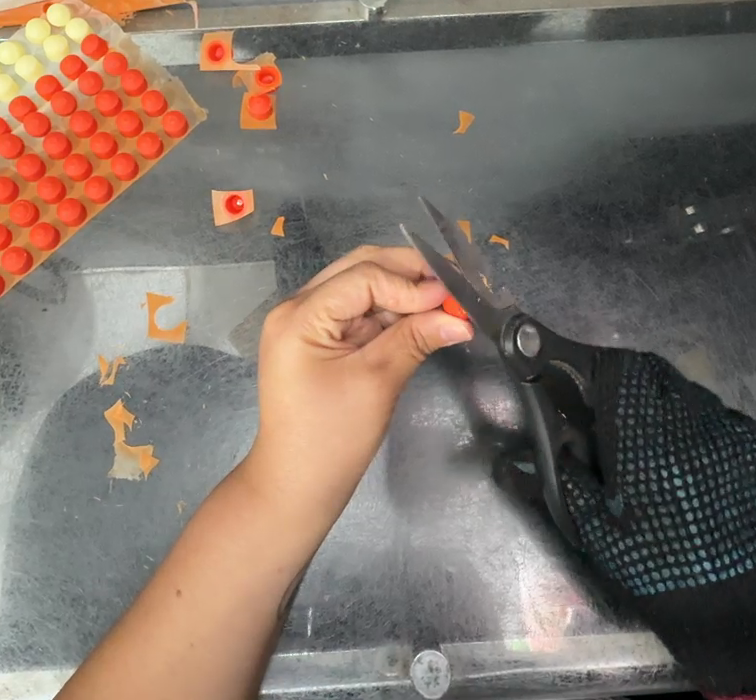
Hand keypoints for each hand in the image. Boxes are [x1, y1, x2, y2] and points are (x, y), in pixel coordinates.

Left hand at [240, 246, 474, 519]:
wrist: (296, 486)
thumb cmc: (331, 438)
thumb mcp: (376, 383)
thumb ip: (414, 339)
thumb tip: (459, 317)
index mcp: (300, 315)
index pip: (363, 276)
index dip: (409, 283)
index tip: (452, 299)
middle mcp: (297, 307)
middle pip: (360, 269)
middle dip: (408, 274)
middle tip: (454, 287)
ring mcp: (305, 322)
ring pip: (361, 286)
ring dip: (402, 291)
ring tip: (444, 302)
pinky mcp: (318, 338)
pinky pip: (358, 310)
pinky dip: (390, 311)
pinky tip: (420, 318)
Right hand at [512, 347, 755, 698]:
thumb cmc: (665, 569)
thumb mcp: (599, 532)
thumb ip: (560, 481)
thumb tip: (506, 463)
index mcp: (641, 433)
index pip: (616, 365)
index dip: (594, 364)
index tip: (578, 381)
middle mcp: (687, 418)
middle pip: (651, 370)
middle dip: (626, 380)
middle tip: (611, 413)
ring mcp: (730, 429)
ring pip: (686, 390)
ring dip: (662, 401)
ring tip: (653, 442)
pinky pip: (720, 416)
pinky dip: (697, 424)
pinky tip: (693, 462)